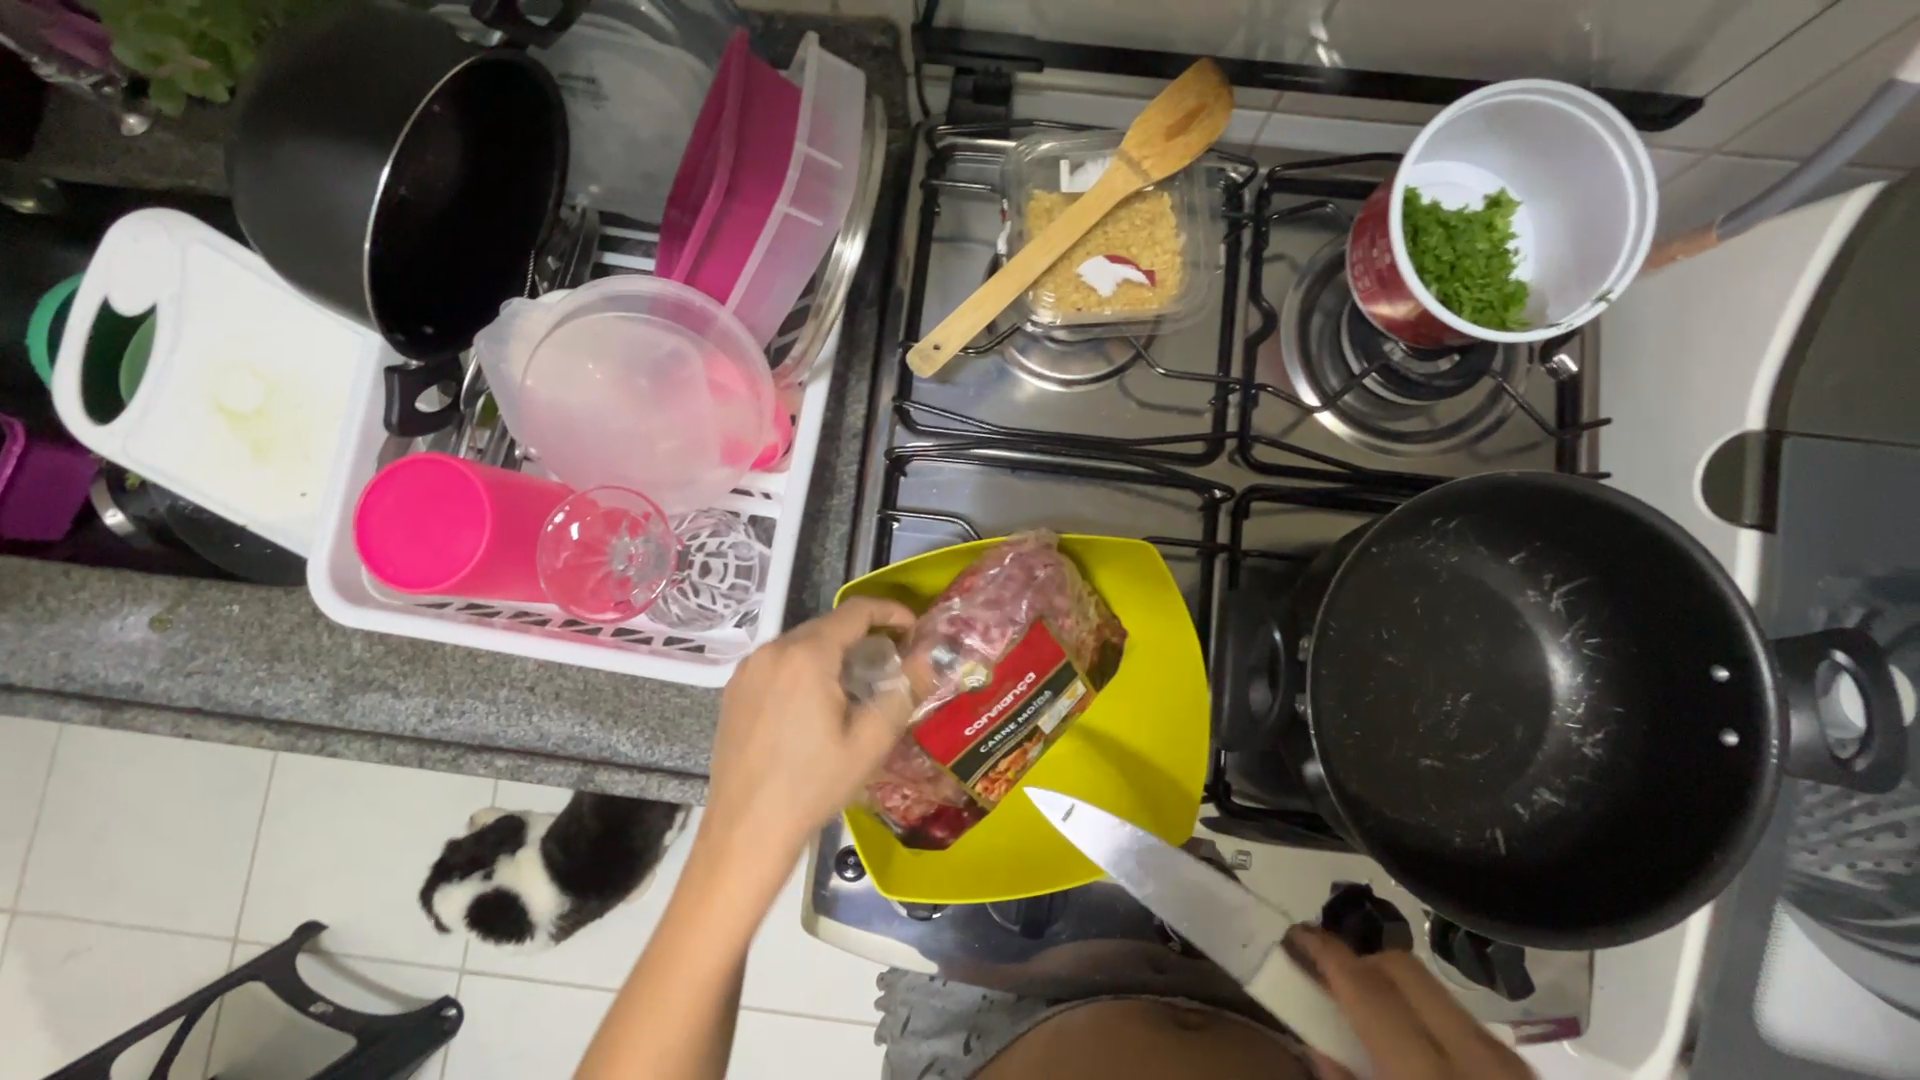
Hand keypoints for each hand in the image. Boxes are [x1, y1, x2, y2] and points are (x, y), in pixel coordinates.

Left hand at [701, 598, 917, 875]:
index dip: (890, 612)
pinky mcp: (734, 691)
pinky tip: (820, 701)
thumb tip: (927, 659)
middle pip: (827, 625)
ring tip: (861, 682)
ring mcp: (747, 670)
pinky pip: (779, 663)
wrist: (746, 831)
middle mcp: (771, 650)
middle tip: (894, 659)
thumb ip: (903, 691)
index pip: (856, 611)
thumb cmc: (812, 786)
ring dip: (834, 652)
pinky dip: (806, 668)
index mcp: (806, 656)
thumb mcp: (869, 742)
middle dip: (864, 634)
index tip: (915, 628)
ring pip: (801, 643)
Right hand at [1283, 925, 1532, 1079]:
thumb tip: (1318, 1044)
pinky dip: (1424, 1017)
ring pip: (1435, 991)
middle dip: (1357, 962)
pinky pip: (1462, 1023)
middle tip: (1324, 980)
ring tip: (1364, 1017)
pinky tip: (1410, 1052)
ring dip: (1391, 989)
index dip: (1326, 954)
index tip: (1294, 938)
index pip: (1369, 990)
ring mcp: (1512, 1070)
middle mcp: (1478, 1062)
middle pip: (1404, 970)